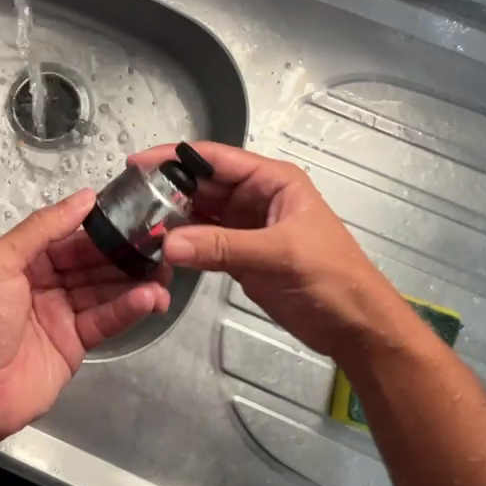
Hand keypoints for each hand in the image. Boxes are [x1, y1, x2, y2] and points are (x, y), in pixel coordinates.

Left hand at [0, 188, 171, 444]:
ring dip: (134, 281)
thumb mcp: (0, 262)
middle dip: (124, 254)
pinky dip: (129, 309)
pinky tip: (150, 299)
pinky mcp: (75, 344)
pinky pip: (106, 320)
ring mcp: (61, 313)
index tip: (134, 214)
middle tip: (161, 245)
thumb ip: (42, 227)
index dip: (100, 226)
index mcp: (24, 258)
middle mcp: (45, 282)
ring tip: (164, 273)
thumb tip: (84, 198)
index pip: (69, 236)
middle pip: (91, 262)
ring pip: (104, 290)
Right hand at [130, 142, 403, 357]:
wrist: (357, 327)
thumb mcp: (279, 255)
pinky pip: (203, 240)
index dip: (174, 158)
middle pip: (202, 183)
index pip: (214, 158)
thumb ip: (221, 247)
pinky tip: (158, 246)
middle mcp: (255, 196)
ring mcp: (246, 225)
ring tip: (135, 222)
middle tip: (128, 198)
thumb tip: (166, 243)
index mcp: (272, 180)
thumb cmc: (332, 278)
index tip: (137, 163)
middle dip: (167, 188)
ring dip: (171, 217)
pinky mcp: (240, 254)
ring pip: (199, 212)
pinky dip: (182, 243)